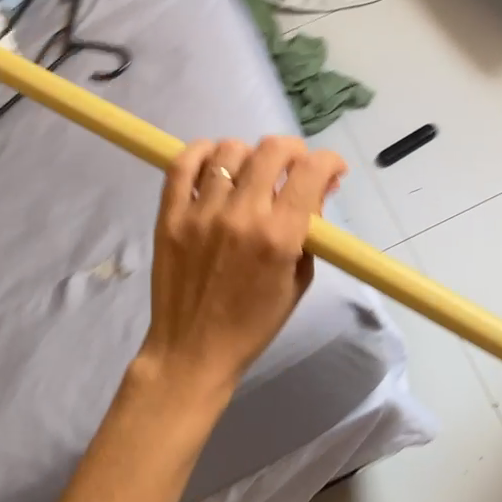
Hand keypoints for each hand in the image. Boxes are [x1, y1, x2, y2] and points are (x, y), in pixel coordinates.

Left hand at [136, 136, 345, 398]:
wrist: (193, 351)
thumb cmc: (254, 323)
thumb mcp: (298, 280)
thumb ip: (311, 230)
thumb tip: (321, 186)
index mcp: (279, 237)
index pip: (311, 171)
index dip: (329, 161)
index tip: (332, 168)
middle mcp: (242, 216)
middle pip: (272, 150)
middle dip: (294, 151)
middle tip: (294, 167)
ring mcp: (201, 213)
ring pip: (230, 151)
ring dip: (250, 154)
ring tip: (252, 172)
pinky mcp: (170, 216)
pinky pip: (182, 164)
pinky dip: (201, 151)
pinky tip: (214, 160)